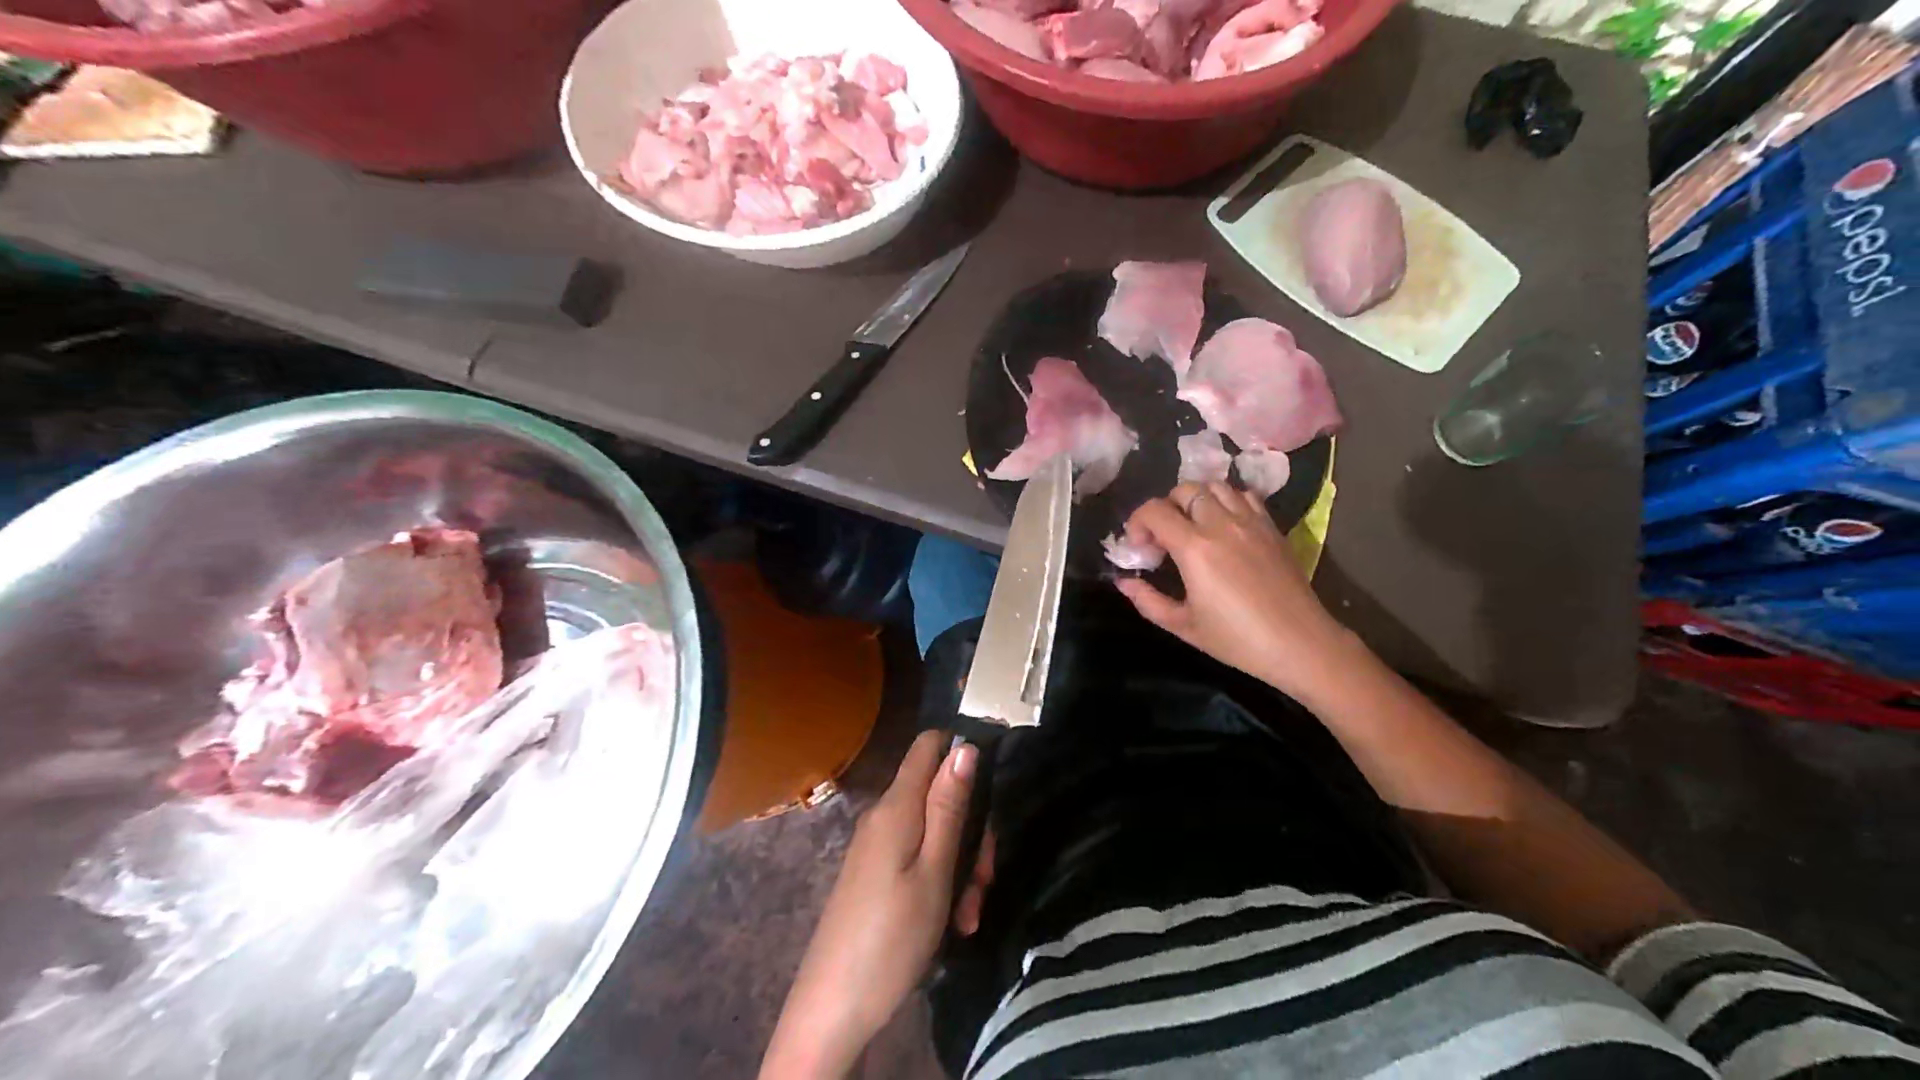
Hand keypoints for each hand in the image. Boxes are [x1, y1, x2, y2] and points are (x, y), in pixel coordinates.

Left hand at [759, 731, 976, 1079]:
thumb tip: (965, 746)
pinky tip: (952, 923)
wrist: (832, 1009)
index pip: (928, 746)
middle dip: (972, 832)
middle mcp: (884, 817)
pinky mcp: (876, 874)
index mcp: (897, 807)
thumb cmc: (892, 937)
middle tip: (983, 881)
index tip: (991, 790)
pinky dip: (941, 883)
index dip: (962, 753)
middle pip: (939, 795)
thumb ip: (949, 807)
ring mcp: (878, 846)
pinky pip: (919, 859)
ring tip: (968, 916)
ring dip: (962, 867)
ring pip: (935, 833)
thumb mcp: (934, 872)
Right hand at [1115, 481, 1353, 699]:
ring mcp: (1251, 522)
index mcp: (1194, 548)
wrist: (1300, 644)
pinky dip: (1228, 501)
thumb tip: (1124, 582)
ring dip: (1197, 499)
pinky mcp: (1272, 528)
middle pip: (1185, 490)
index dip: (1137, 523)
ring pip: (1216, 486)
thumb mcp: (1183, 626)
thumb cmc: (1237, 640)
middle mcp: (1221, 524)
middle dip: (1166, 507)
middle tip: (1164, 536)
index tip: (1139, 547)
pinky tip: (1225, 526)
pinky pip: (1245, 497)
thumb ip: (1148, 600)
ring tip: (1194, 525)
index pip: (1155, 511)